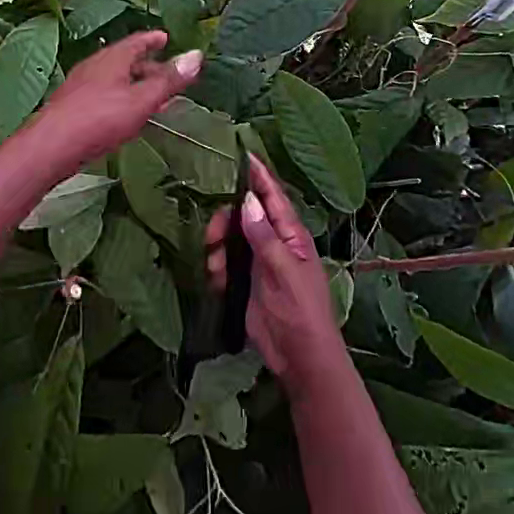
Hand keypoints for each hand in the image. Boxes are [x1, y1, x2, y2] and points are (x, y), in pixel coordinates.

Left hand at [33, 31, 201, 162]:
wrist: (49, 148)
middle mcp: (94, 66)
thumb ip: (168, 81)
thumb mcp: (142, 100)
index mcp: (112, 59)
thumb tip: (196, 55)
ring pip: (113, 78)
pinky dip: (120, 97)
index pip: (137, 41)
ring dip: (133, 83)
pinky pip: (102, 93)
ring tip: (150, 95)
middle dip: (147, 65)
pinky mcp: (71, 106)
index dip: (153, 40)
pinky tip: (124, 114)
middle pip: (125, 60)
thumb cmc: (100, 119)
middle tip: (167, 73)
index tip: (165, 38)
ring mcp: (80, 86)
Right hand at [207, 157, 349, 392]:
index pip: (273, 196)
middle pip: (244, 215)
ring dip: (218, 249)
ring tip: (216, 269)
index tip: (243, 153)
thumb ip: (264, 236)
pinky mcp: (246, 282)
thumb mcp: (284, 272)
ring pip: (230, 238)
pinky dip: (217, 270)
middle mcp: (274, 241)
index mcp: (291, 234)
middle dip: (225, 221)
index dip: (259, 175)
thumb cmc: (300, 312)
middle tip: (212, 237)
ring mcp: (259, 262)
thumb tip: (249, 199)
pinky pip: (225, 264)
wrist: (300, 359)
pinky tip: (217, 283)